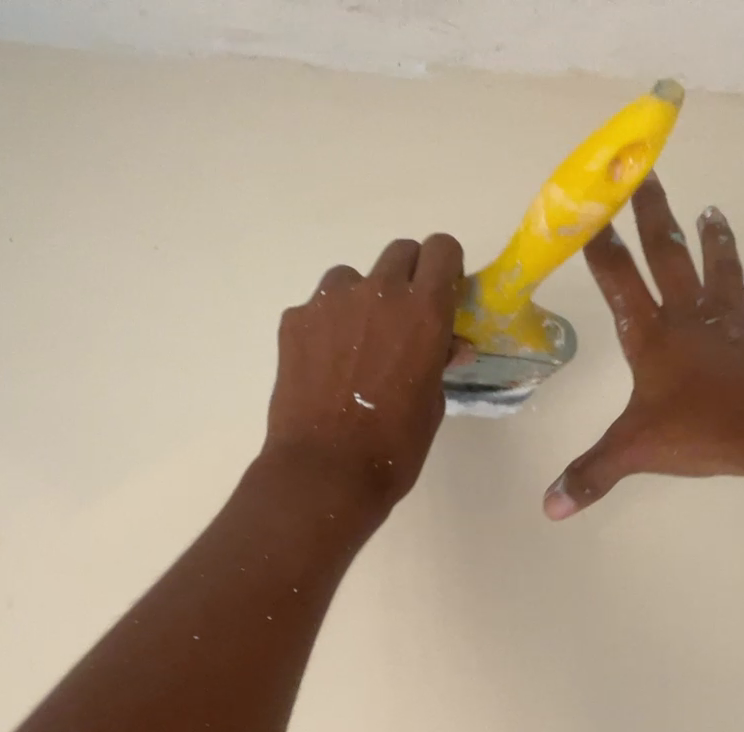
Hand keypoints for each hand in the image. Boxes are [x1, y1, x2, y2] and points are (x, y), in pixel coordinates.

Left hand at [267, 235, 465, 511]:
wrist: (325, 470)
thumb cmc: (393, 446)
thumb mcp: (431, 404)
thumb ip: (438, 361)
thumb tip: (448, 345)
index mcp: (423, 311)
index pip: (442, 249)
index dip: (445, 269)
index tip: (441, 295)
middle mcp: (379, 292)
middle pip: (399, 252)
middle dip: (407, 278)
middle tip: (401, 321)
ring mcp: (330, 302)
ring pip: (352, 277)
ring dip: (361, 299)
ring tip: (356, 345)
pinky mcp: (295, 320)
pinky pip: (318, 308)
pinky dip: (326, 327)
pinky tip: (324, 365)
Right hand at [544, 174, 743, 520]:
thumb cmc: (703, 430)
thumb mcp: (635, 453)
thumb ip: (592, 475)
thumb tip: (550, 508)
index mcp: (653, 337)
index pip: (620, 282)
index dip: (603, 246)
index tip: (592, 206)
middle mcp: (691, 320)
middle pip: (670, 255)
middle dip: (655, 215)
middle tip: (649, 172)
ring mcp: (735, 329)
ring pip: (724, 274)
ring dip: (717, 243)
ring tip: (713, 211)